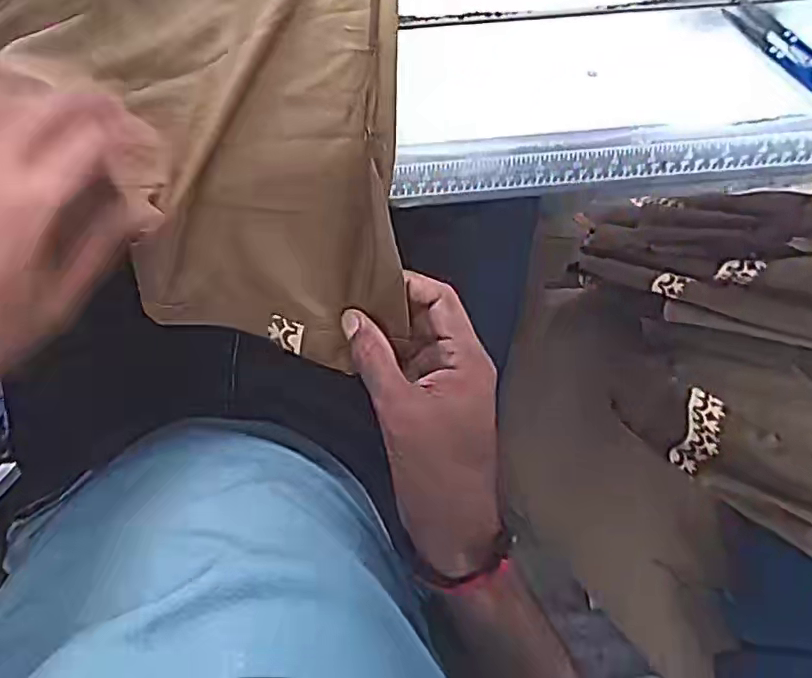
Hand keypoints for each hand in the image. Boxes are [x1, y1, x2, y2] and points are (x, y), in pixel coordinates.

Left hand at [0, 85, 160, 555]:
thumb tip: (143, 208)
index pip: (93, 135)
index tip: (135, 138)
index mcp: (29, 202)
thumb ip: (98, 246)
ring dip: (38, 102)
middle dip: (89, 101)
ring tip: (53, 121)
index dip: (123, 129)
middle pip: (49, 101)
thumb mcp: (47, 309)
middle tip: (106, 116)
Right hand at [343, 272, 501, 577]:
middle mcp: (459, 363)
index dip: (408, 284)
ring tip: (346, 319)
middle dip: (389, 305)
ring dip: (382, 330)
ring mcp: (445, 381)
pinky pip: (405, 363)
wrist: (456, 530)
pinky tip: (355, 350)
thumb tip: (353, 317)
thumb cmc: (436, 471)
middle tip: (348, 298)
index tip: (369, 281)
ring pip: (413, 339)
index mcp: (465, 358)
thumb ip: (374, 358)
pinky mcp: (430, 399)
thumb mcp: (399, 409)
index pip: (441, 299)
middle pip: (426, 315)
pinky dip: (382, 354)